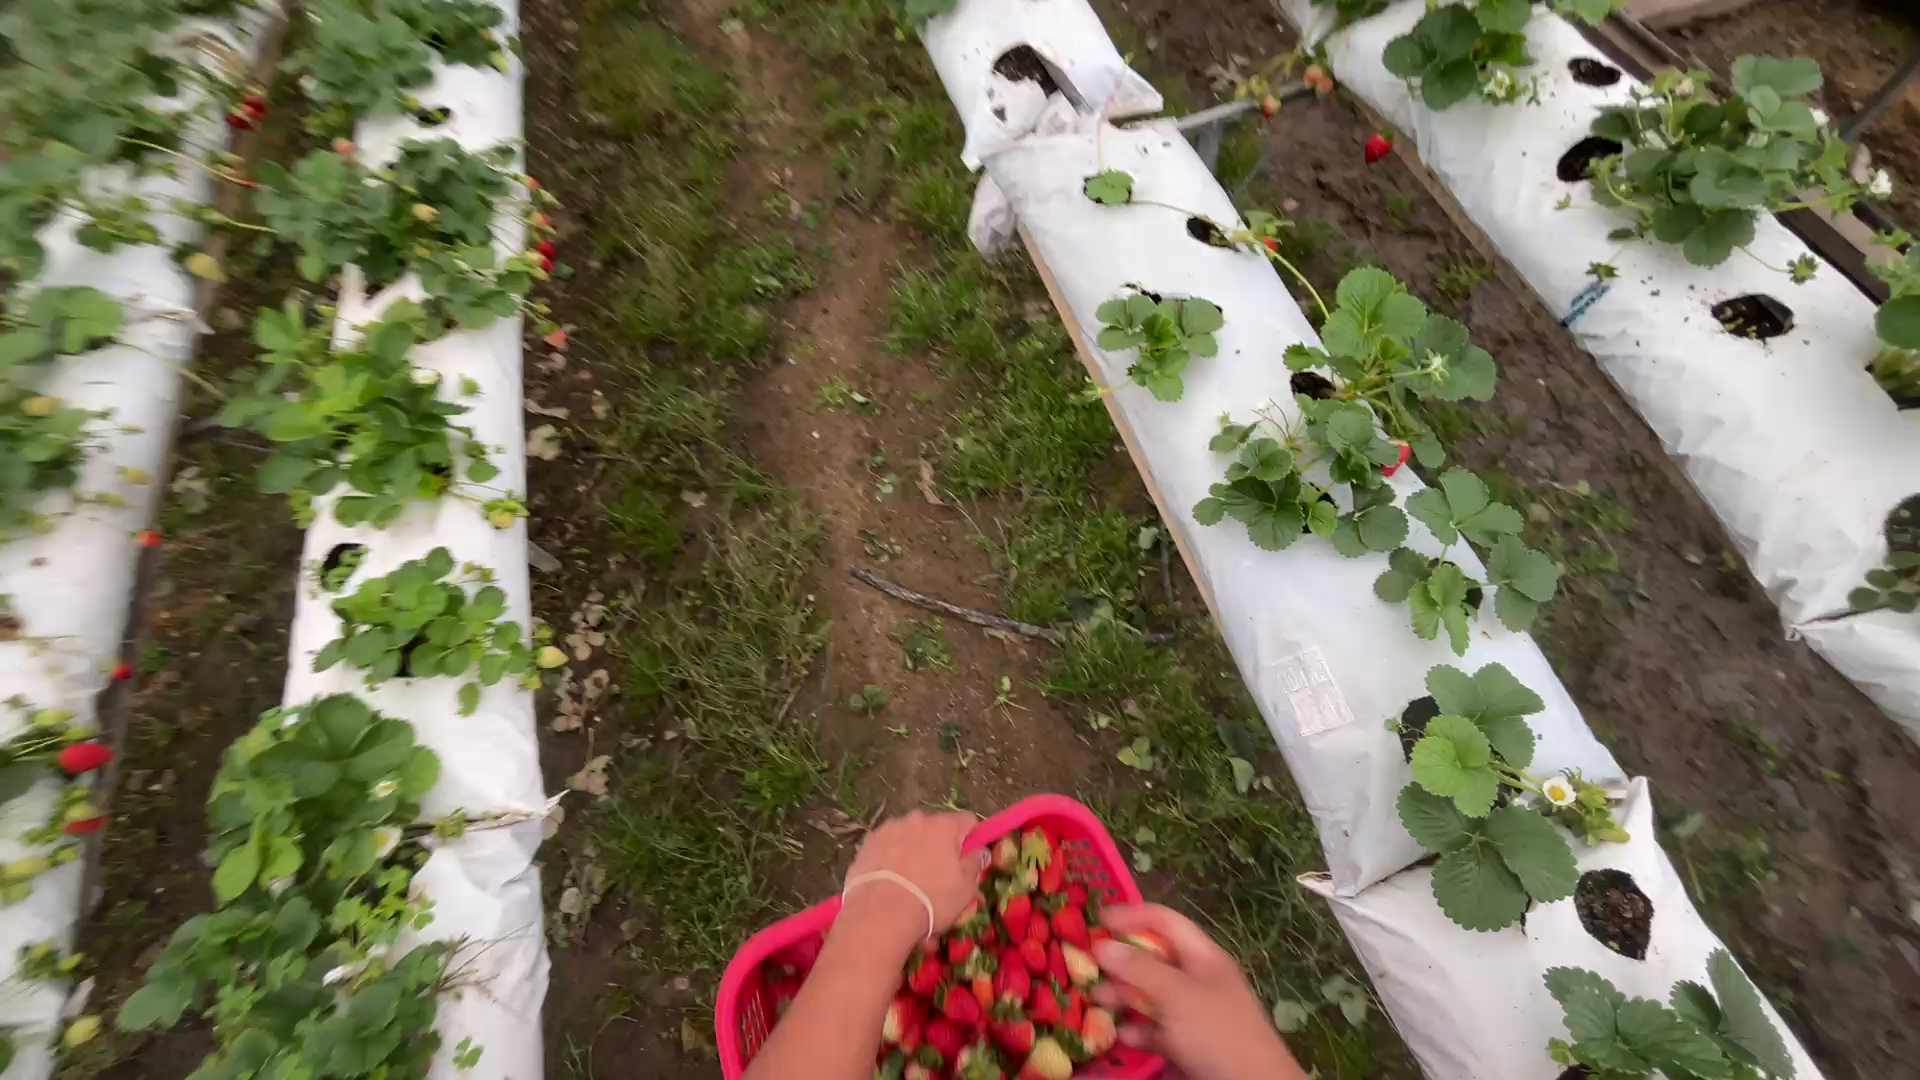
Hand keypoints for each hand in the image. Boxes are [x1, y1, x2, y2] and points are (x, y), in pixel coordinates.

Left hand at [841, 810, 984, 944]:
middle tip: (938, 875)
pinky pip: (888, 843)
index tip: (968, 859)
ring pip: (911, 834)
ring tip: (910, 880)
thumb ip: (975, 864)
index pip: (968, 821)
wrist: (880, 913)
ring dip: (915, 848)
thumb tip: (981, 850)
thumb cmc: (930, 900)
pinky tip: (890, 879)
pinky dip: (892, 855)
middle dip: (940, 845)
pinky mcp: (870, 841)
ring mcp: (891, 827)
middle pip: (937, 827)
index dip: (972, 839)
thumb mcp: (965, 889)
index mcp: (944, 826)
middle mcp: (918, 819)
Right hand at [1091, 904, 1306, 1079]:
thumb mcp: (1177, 996)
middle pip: (1154, 957)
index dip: (1130, 915)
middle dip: (1120, 959)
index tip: (1096, 919)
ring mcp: (1196, 1014)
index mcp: (1202, 956)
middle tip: (1086, 963)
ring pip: (1152, 994)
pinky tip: (1119, 1034)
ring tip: (1094, 999)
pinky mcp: (1192, 1046)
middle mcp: (1198, 979)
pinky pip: (1159, 1029)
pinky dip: (1139, 1029)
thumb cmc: (1219, 1035)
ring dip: (1123, 994)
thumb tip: (1100, 943)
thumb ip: (1138, 968)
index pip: (1163, 920)